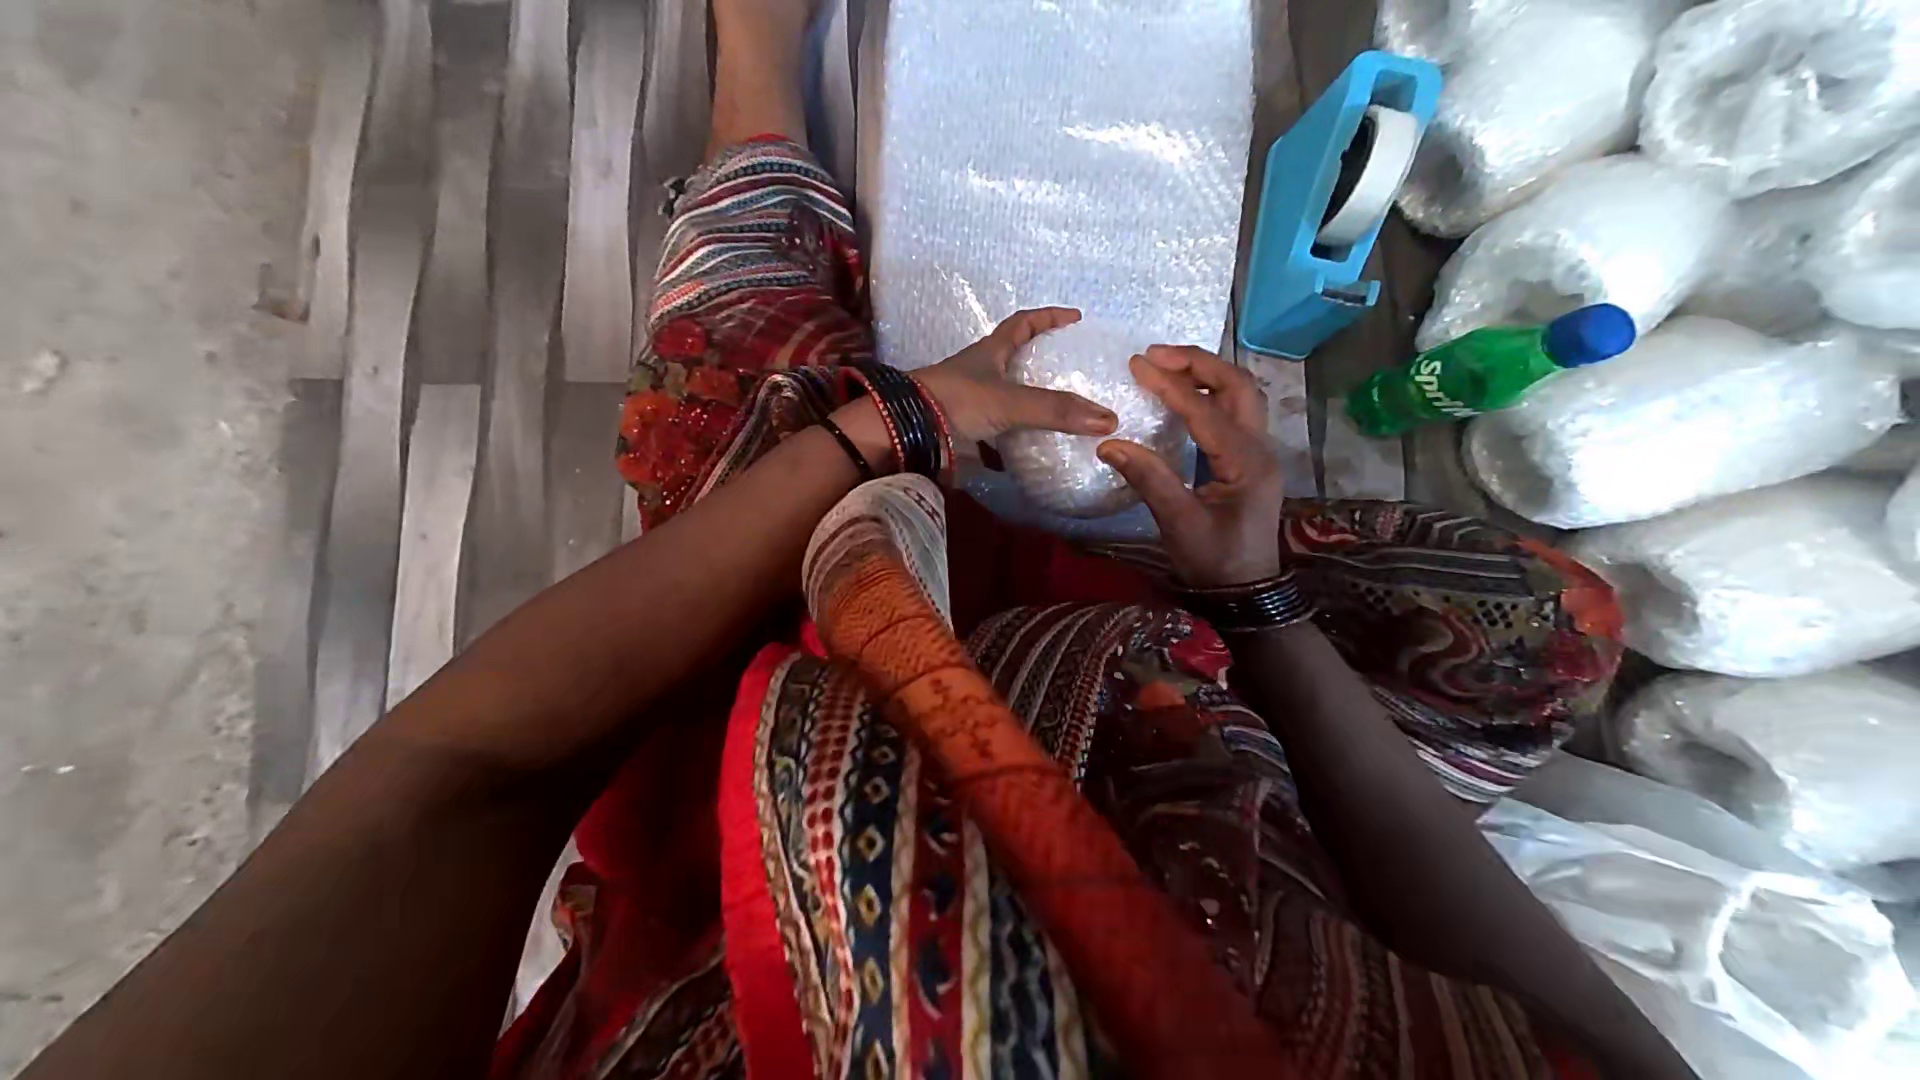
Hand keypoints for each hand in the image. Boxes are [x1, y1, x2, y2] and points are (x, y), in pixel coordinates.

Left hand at [914, 307, 1118, 446]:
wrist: (906, 430)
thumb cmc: (955, 401)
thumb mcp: (1010, 401)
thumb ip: (1055, 410)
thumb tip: (1108, 419)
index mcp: (990, 352)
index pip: (1023, 323)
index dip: (1049, 317)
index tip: (1075, 318)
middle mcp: (979, 373)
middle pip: (1014, 361)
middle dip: (1040, 364)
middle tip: (1071, 373)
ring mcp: (969, 403)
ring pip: (1004, 400)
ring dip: (1027, 407)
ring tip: (1057, 418)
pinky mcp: (962, 430)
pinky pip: (993, 436)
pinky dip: (1009, 445)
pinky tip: (1026, 458)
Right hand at [1098, 346, 1283, 587]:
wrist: (1244, 591)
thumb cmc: (1213, 560)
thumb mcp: (1178, 523)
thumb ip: (1148, 479)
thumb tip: (1108, 443)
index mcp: (1246, 463)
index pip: (1207, 411)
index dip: (1171, 385)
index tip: (1137, 365)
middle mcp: (1259, 449)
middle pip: (1238, 386)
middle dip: (1198, 364)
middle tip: (1155, 355)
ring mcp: (1258, 452)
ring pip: (1240, 395)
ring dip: (1206, 374)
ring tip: (1166, 367)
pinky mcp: (1248, 460)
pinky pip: (1233, 413)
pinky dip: (1208, 394)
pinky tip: (1181, 396)